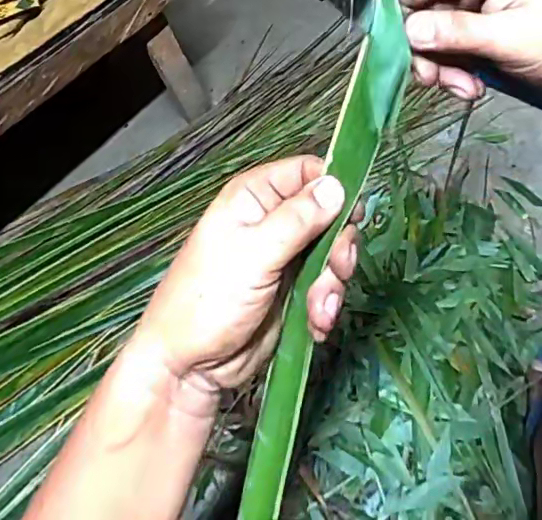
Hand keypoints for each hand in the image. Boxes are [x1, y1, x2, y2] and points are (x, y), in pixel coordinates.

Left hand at [127, 156, 358, 414]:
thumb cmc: (208, 299)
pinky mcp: (294, 288)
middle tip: (338, 269)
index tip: (353, 213)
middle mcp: (273, 218)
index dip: (334, 187)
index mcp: (256, 196)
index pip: (307, 172)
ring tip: (320, 309)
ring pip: (332, 251)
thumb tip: (337, 184)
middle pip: (329, 213)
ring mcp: (286, 254)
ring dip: (333, 282)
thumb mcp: (254, 255)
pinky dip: (326, 304)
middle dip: (339, 245)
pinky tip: (315, 324)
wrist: (189, 369)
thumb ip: (297, 220)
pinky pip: (326, 285)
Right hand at [400, 0, 541, 101]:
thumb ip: (458, 32)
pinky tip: (471, 89)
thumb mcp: (510, 37)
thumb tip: (410, 30)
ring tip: (464, 89)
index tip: (395, 46)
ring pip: (432, 38)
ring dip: (441, 68)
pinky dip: (453, 74)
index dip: (405, 11)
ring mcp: (474, 13)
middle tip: (431, 80)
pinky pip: (448, 54)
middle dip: (426, 50)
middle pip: (425, 14)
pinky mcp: (476, 37)